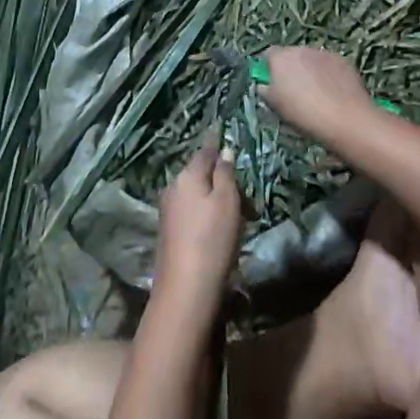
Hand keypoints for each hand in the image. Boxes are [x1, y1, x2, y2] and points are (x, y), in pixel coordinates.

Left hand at [153, 143, 243, 308]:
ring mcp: (169, 210)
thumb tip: (223, 150)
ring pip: (199, 194)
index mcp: (186, 175)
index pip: (205, 151)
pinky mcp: (171, 231)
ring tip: (242, 220)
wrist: (186, 287)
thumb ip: (225, 172)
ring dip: (219, 200)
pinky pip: (194, 211)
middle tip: (250, 202)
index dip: (217, 144)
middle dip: (224, 180)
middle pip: (202, 174)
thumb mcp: (227, 200)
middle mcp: (173, 188)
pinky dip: (210, 214)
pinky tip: (223, 231)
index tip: (223, 131)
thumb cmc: (212, 238)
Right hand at [257, 46, 377, 141]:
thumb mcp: (274, 106)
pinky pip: (329, 65)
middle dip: (289, 68)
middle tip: (292, 91)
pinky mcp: (344, 62)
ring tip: (315, 94)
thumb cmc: (303, 113)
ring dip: (309, 70)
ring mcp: (325, 54)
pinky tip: (332, 93)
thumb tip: (264, 85)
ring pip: (311, 60)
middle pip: (291, 55)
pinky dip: (328, 75)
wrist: (346, 119)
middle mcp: (302, 49)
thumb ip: (264, 90)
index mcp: (280, 58)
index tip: (270, 82)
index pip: (267, 54)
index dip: (267, 67)